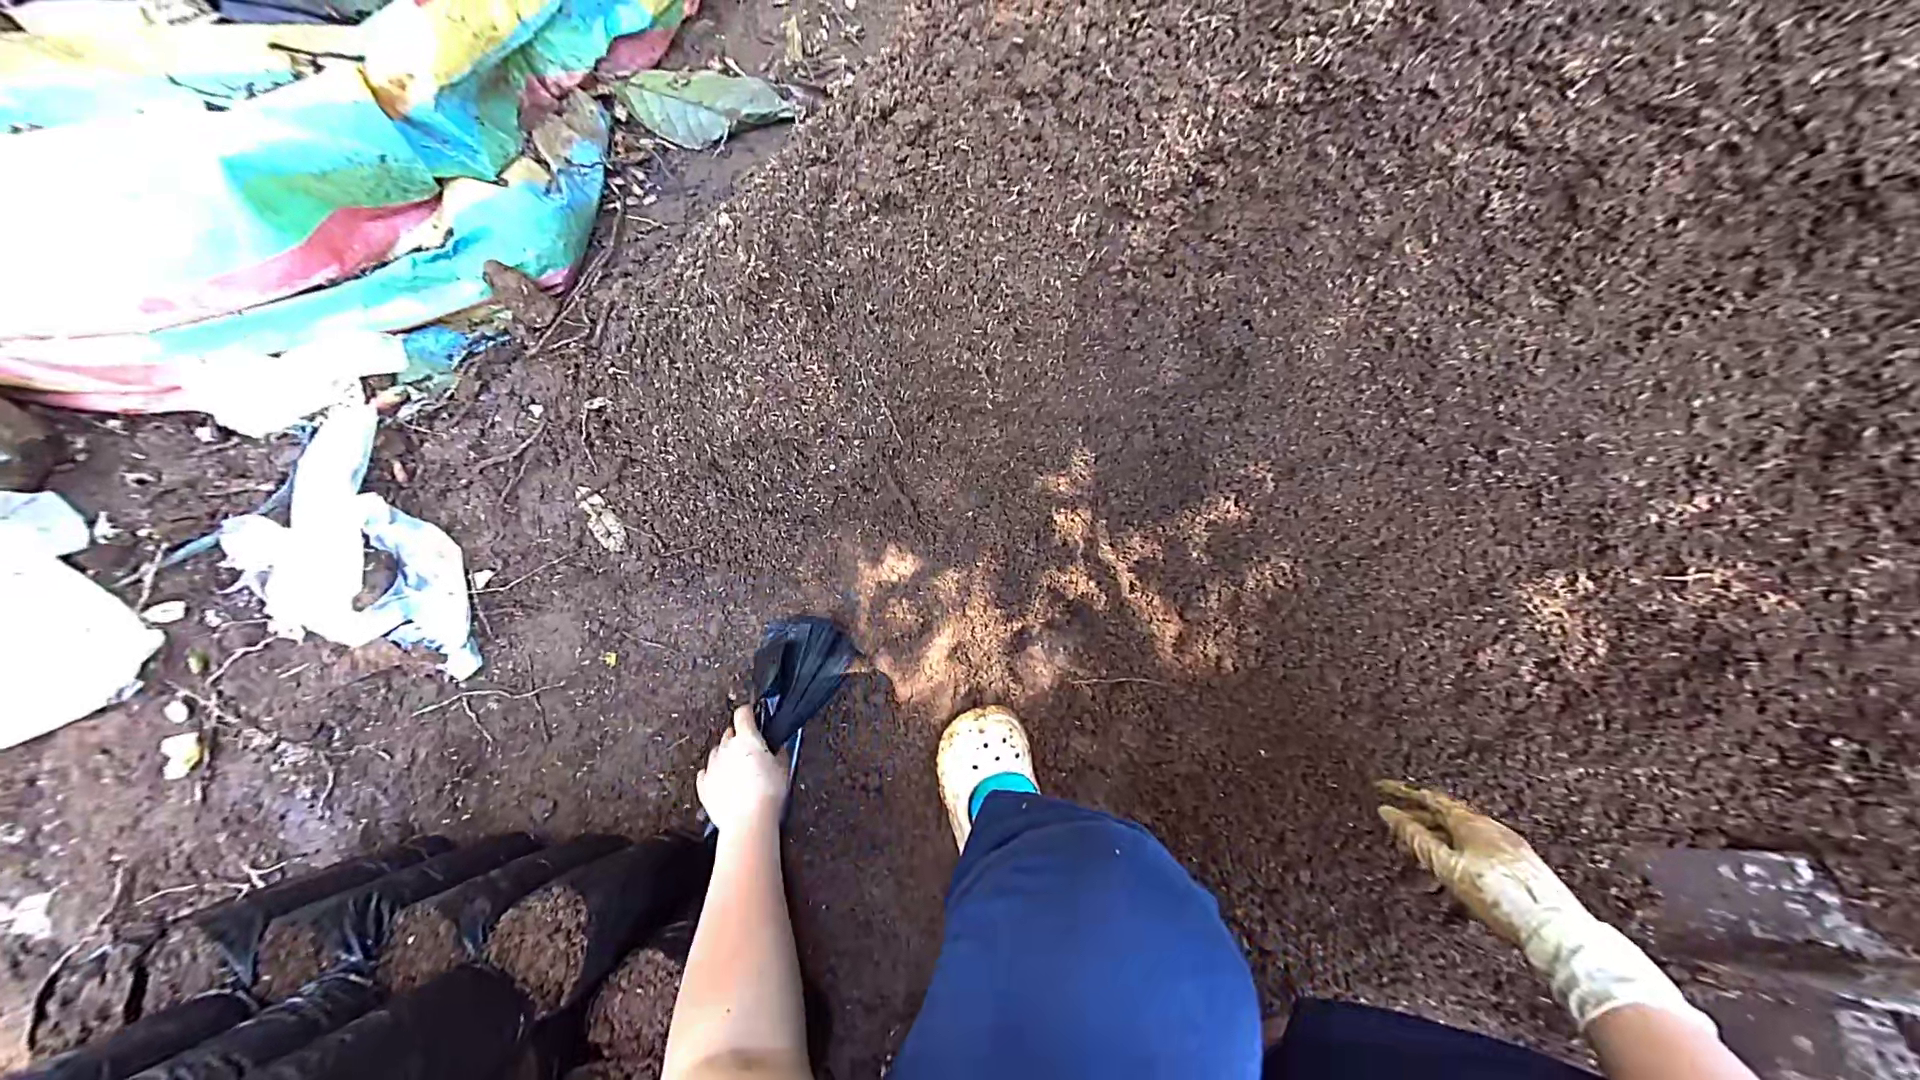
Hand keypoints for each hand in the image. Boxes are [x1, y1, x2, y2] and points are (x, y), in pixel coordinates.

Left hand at [698, 705, 788, 832]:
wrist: (748, 821)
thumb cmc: (767, 794)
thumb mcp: (783, 767)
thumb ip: (778, 752)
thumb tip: (777, 748)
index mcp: (747, 739)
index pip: (742, 713)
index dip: (748, 711)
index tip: (751, 713)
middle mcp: (726, 748)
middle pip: (729, 733)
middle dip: (739, 737)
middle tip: (751, 749)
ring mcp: (712, 766)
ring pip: (717, 752)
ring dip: (726, 755)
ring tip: (739, 769)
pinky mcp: (704, 785)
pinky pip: (706, 773)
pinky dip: (714, 773)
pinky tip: (724, 780)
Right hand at [1375, 779, 1585, 946]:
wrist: (1557, 933)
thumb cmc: (1501, 897)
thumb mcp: (1447, 867)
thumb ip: (1415, 838)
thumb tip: (1389, 814)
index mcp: (1473, 823)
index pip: (1429, 797)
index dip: (1403, 792)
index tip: (1383, 788)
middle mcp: (1491, 829)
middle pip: (1446, 816)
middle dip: (1417, 821)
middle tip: (1395, 828)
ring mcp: (1508, 848)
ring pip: (1461, 837)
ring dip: (1436, 842)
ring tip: (1419, 859)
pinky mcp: (1518, 868)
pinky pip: (1476, 852)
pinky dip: (1455, 856)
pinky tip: (1450, 876)